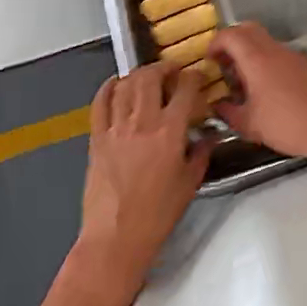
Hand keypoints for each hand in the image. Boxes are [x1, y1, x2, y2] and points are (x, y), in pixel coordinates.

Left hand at [77, 63, 210, 279]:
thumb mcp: (190, 184)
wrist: (117, 237)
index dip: (193, 78)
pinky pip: (100, 103)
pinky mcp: (97, 138)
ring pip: (125, 85)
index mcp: (169, 132)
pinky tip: (115, 84)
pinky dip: (108, 88)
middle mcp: (142, 122)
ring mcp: (116, 128)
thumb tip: (209, 136)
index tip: (198, 78)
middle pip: (151, 77)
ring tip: (148, 77)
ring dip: (138, 75)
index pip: (184, 90)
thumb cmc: (158, 214)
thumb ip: (201, 154)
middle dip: (164, 68)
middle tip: (172, 71)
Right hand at [210, 23, 306, 162]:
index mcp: (256, 58)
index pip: (229, 35)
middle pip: (247, 29)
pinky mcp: (304, 64)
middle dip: (231, 42)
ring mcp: (291, 55)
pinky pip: (277, 53)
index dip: (215, 44)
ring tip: (241, 80)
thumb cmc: (288, 124)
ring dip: (249, 52)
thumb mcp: (250, 125)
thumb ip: (228, 112)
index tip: (209, 62)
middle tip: (223, 65)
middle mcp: (273, 49)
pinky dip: (264, 60)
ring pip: (264, 40)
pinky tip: (264, 88)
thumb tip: (217, 105)